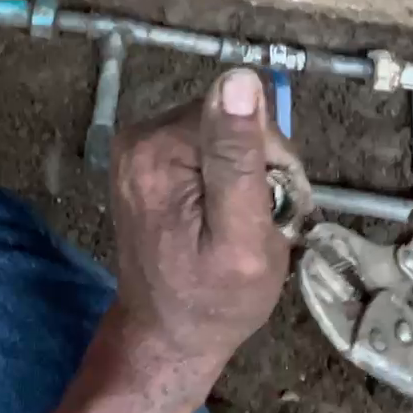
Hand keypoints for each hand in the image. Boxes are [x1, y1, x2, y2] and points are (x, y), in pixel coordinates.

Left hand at [106, 67, 290, 380]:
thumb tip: (238, 77)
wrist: (167, 334)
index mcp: (156, 148)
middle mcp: (139, 135)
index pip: (238, 110)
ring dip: (246, 169)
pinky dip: (225, 174)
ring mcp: (138, 146)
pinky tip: (225, 210)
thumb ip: (239, 156)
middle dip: (258, 162)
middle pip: (227, 116)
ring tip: (245, 219)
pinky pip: (204, 144)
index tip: (274, 204)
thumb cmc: (213, 300)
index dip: (269, 155)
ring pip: (220, 129)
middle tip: (263, 218)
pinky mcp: (147, 159)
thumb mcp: (242, 237)